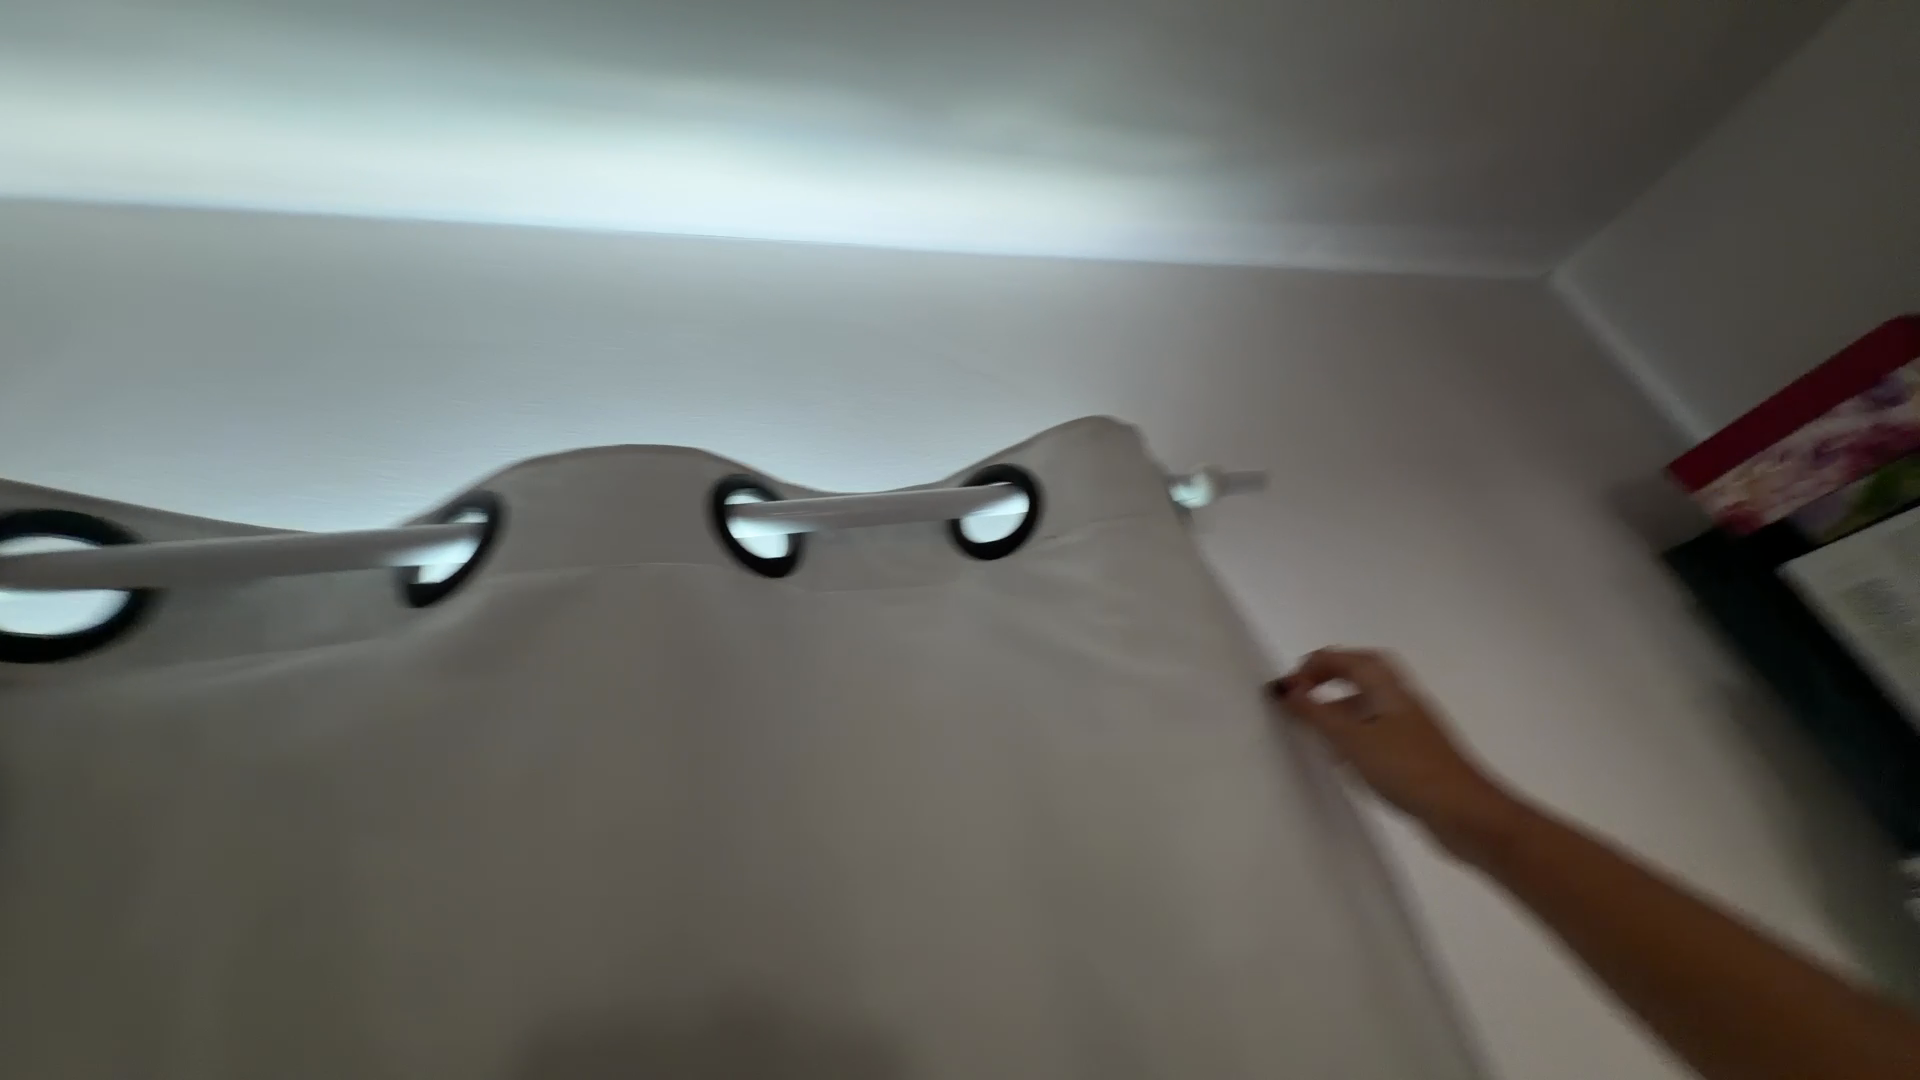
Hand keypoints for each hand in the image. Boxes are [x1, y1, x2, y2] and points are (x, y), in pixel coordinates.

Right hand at [1268, 648, 1522, 857]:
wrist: (1468, 816)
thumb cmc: (1408, 769)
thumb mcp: (1352, 739)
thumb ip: (1315, 713)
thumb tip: (1284, 688)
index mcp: (1389, 690)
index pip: (1349, 659)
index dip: (1316, 664)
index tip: (1289, 686)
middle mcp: (1402, 701)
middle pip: (1363, 674)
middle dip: (1329, 676)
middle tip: (1301, 693)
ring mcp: (1411, 729)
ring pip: (1369, 704)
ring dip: (1338, 706)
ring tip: (1313, 728)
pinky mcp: (1414, 755)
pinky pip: (1375, 730)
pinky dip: (1352, 733)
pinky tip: (1341, 758)